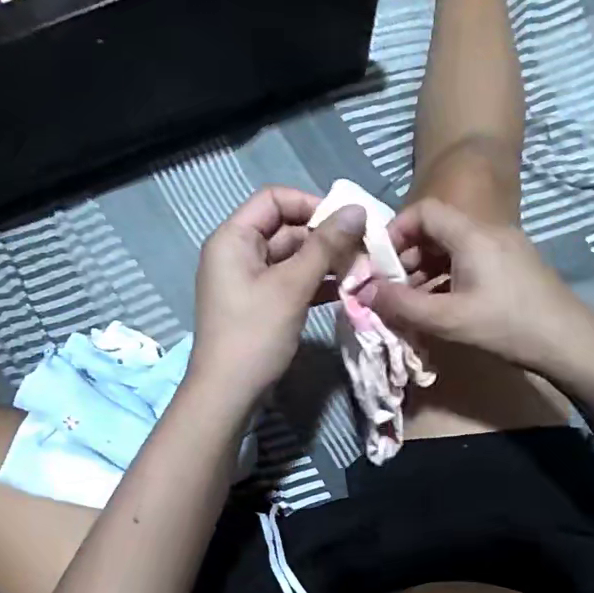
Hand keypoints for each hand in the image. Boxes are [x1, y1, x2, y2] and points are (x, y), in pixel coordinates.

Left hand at [189, 186, 366, 396]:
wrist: (228, 393)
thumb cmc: (255, 334)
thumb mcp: (292, 286)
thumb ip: (326, 245)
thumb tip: (358, 210)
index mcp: (234, 238)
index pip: (274, 199)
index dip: (312, 204)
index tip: (348, 222)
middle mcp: (238, 252)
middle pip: (287, 228)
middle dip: (326, 237)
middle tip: (365, 250)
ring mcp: (249, 279)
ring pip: (293, 257)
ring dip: (326, 262)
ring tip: (362, 271)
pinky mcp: (261, 303)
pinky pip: (291, 281)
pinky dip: (316, 283)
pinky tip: (347, 291)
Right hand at [368, 200, 593, 374]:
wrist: (569, 341)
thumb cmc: (507, 326)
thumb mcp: (448, 319)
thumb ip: (401, 305)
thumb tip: (363, 292)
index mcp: (472, 234)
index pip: (424, 211)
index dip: (396, 231)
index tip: (380, 262)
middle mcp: (488, 232)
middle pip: (437, 230)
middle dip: (408, 256)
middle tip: (393, 287)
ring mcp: (505, 248)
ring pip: (453, 248)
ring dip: (427, 270)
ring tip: (412, 302)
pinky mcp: (513, 266)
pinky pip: (470, 261)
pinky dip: (448, 278)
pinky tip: (441, 306)